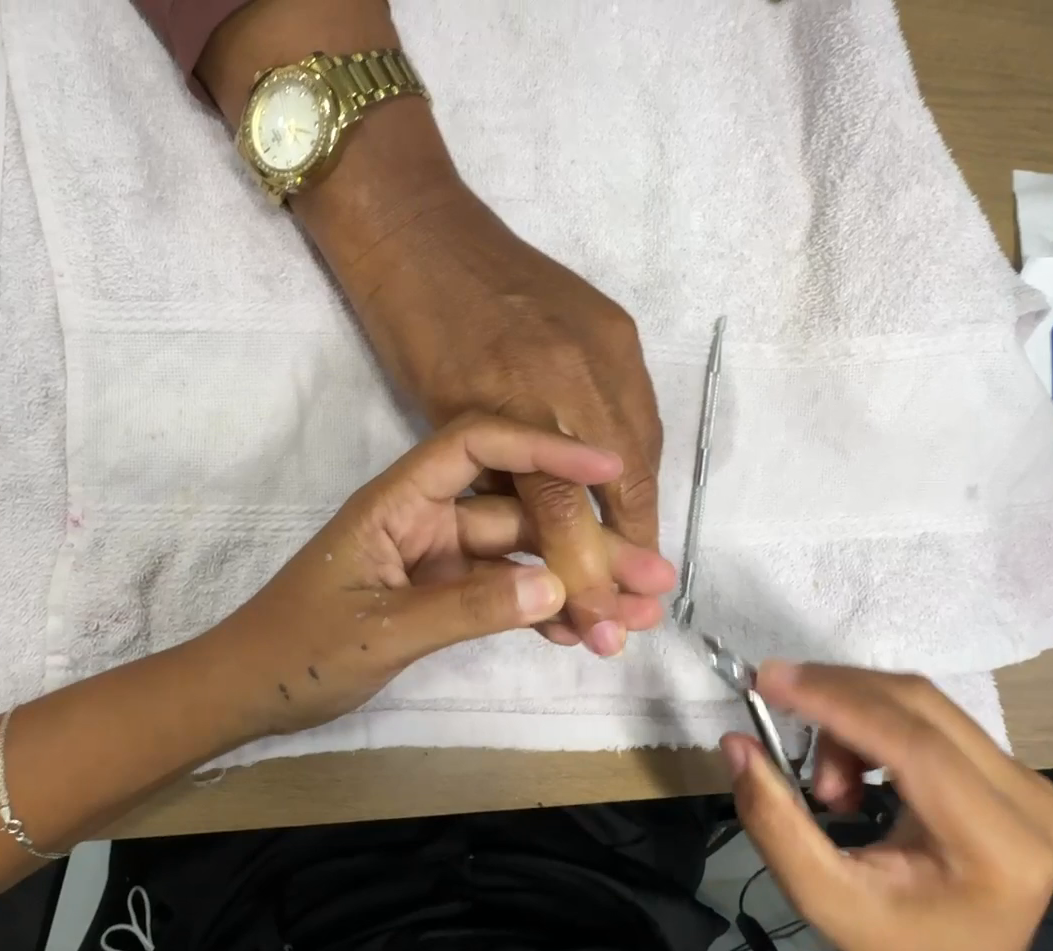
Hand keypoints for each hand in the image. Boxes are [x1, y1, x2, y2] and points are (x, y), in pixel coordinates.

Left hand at [208, 414, 676, 737]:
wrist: (246, 692)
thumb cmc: (296, 653)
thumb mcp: (381, 631)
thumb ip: (465, 607)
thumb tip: (556, 587)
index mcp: (397, 502)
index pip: (477, 447)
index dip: (544, 449)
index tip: (611, 466)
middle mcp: (422, 519)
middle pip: (516, 514)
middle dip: (584, 545)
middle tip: (654, 581)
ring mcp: (433, 558)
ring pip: (517, 558)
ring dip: (574, 585)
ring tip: (637, 619)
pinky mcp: (437, 594)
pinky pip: (499, 593)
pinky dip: (537, 611)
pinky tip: (583, 634)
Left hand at [335, 187, 663, 656]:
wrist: (420, 232)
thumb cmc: (410, 331)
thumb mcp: (440, 417)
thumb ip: (494, 476)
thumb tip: (541, 545)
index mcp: (516, 398)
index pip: (560, 504)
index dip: (580, 566)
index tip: (596, 615)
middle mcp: (578, 369)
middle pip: (622, 479)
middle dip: (632, 544)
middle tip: (641, 601)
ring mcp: (605, 341)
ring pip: (640, 446)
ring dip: (642, 506)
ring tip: (641, 559)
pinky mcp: (616, 325)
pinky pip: (639, 408)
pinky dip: (636, 458)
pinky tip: (630, 491)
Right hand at [725, 663, 1052, 950]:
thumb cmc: (890, 943)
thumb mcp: (819, 896)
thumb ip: (772, 820)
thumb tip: (737, 743)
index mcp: (1000, 849)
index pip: (917, 746)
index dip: (839, 702)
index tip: (768, 678)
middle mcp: (1035, 806)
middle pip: (922, 708)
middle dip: (836, 697)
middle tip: (772, 709)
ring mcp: (1035, 786)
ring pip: (921, 705)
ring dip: (851, 719)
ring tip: (827, 786)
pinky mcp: (1017, 774)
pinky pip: (930, 717)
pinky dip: (871, 726)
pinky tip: (856, 776)